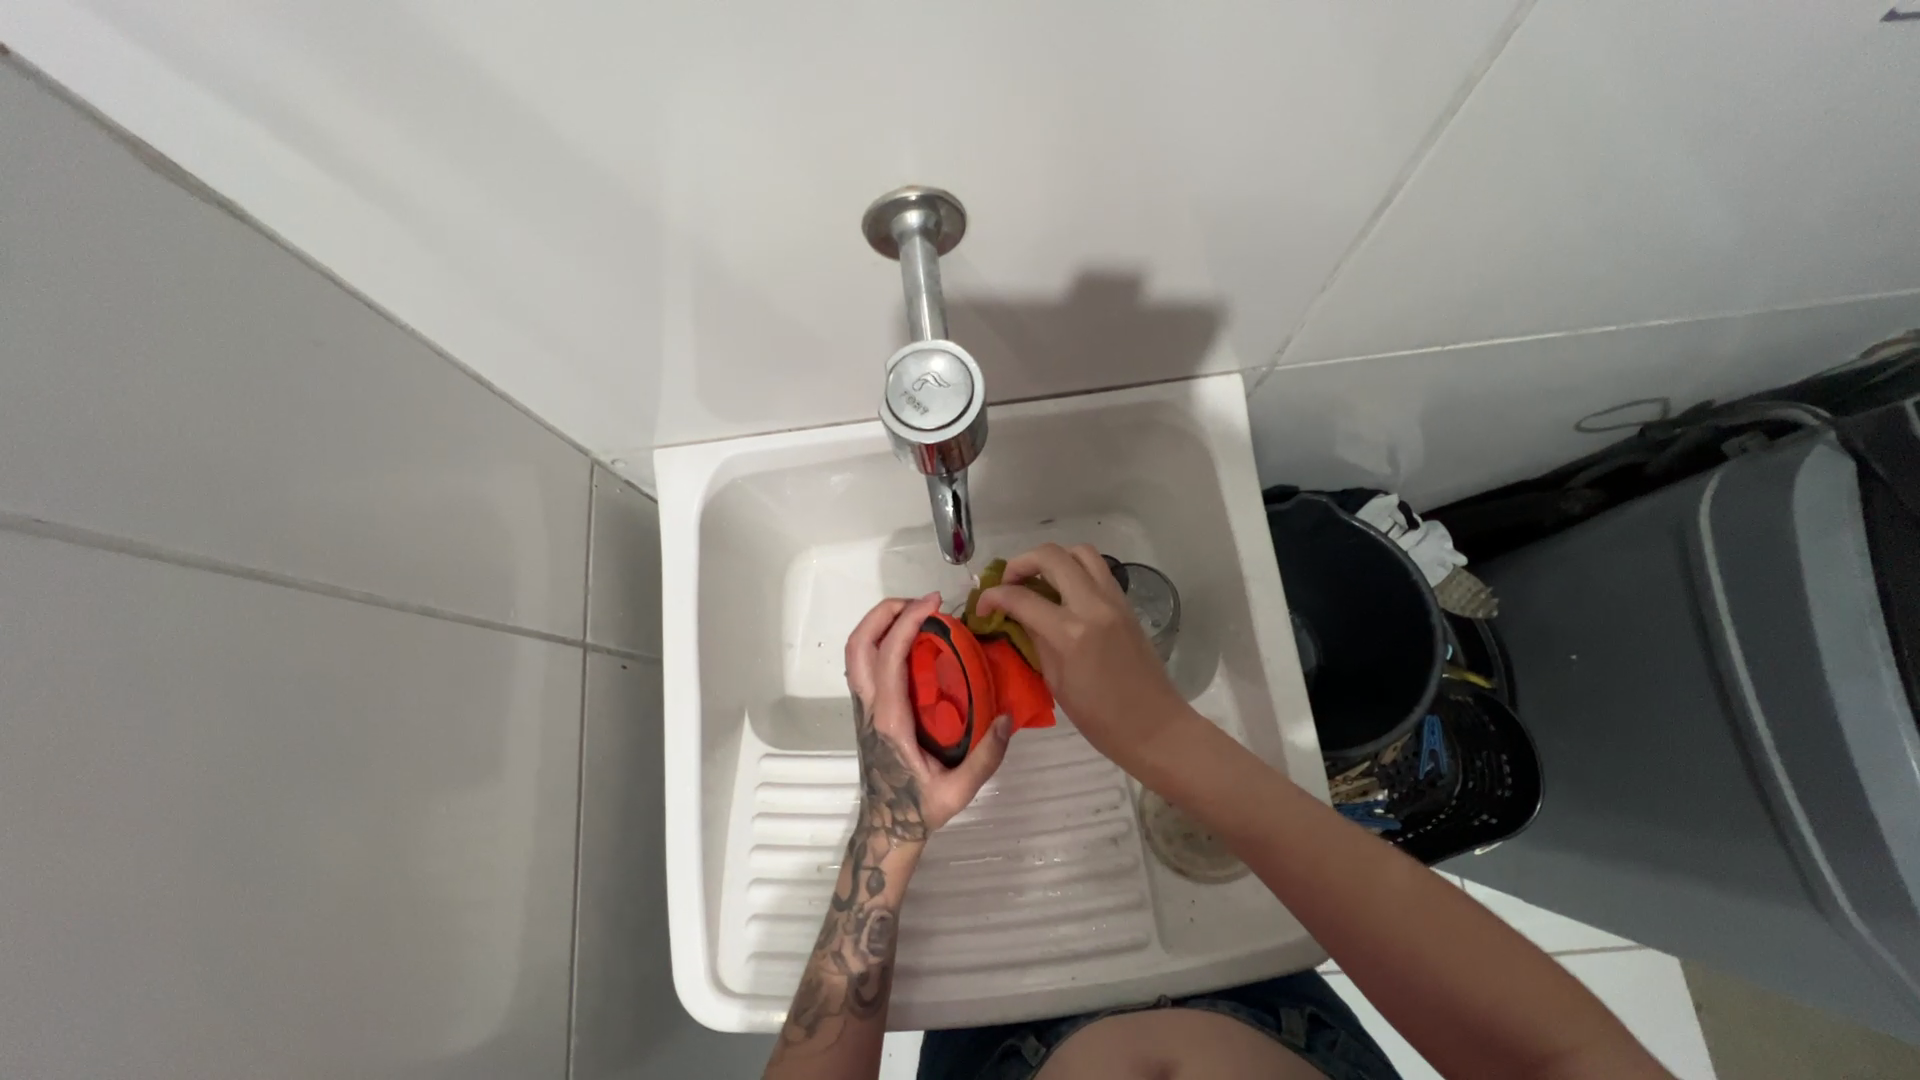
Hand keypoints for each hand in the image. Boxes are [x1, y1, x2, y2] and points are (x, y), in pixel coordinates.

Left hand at [845, 593, 1012, 835]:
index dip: (907, 621)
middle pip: (859, 644)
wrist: (887, 827)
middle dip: (885, 612)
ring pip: (857, 652)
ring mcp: (864, 706)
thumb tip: (1006, 717)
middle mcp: (870, 706)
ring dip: (881, 623)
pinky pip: (866, 663)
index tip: (934, 603)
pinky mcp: (868, 708)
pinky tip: (915, 643)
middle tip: (922, 603)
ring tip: (918, 615)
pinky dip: (883, 640)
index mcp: (890, 719)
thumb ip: (985, 758)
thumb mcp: (958, 792)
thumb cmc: (919, 808)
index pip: (889, 657)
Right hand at [976, 544, 1193, 770]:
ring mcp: (1114, 600)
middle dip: (1020, 563)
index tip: (982, 606)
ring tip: (1037, 581)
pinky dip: (1075, 570)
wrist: (1154, 726)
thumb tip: (1014, 615)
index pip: (1021, 597)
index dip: (993, 596)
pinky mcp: (1126, 603)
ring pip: (1079, 551)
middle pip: (1051, 556)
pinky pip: (1098, 569)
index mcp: (1070, 633)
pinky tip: (1063, 593)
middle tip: (1008, 584)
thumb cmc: (1099, 718)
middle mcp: (1093, 605)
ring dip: (1052, 559)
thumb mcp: (1055, 681)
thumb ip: (1034, 639)